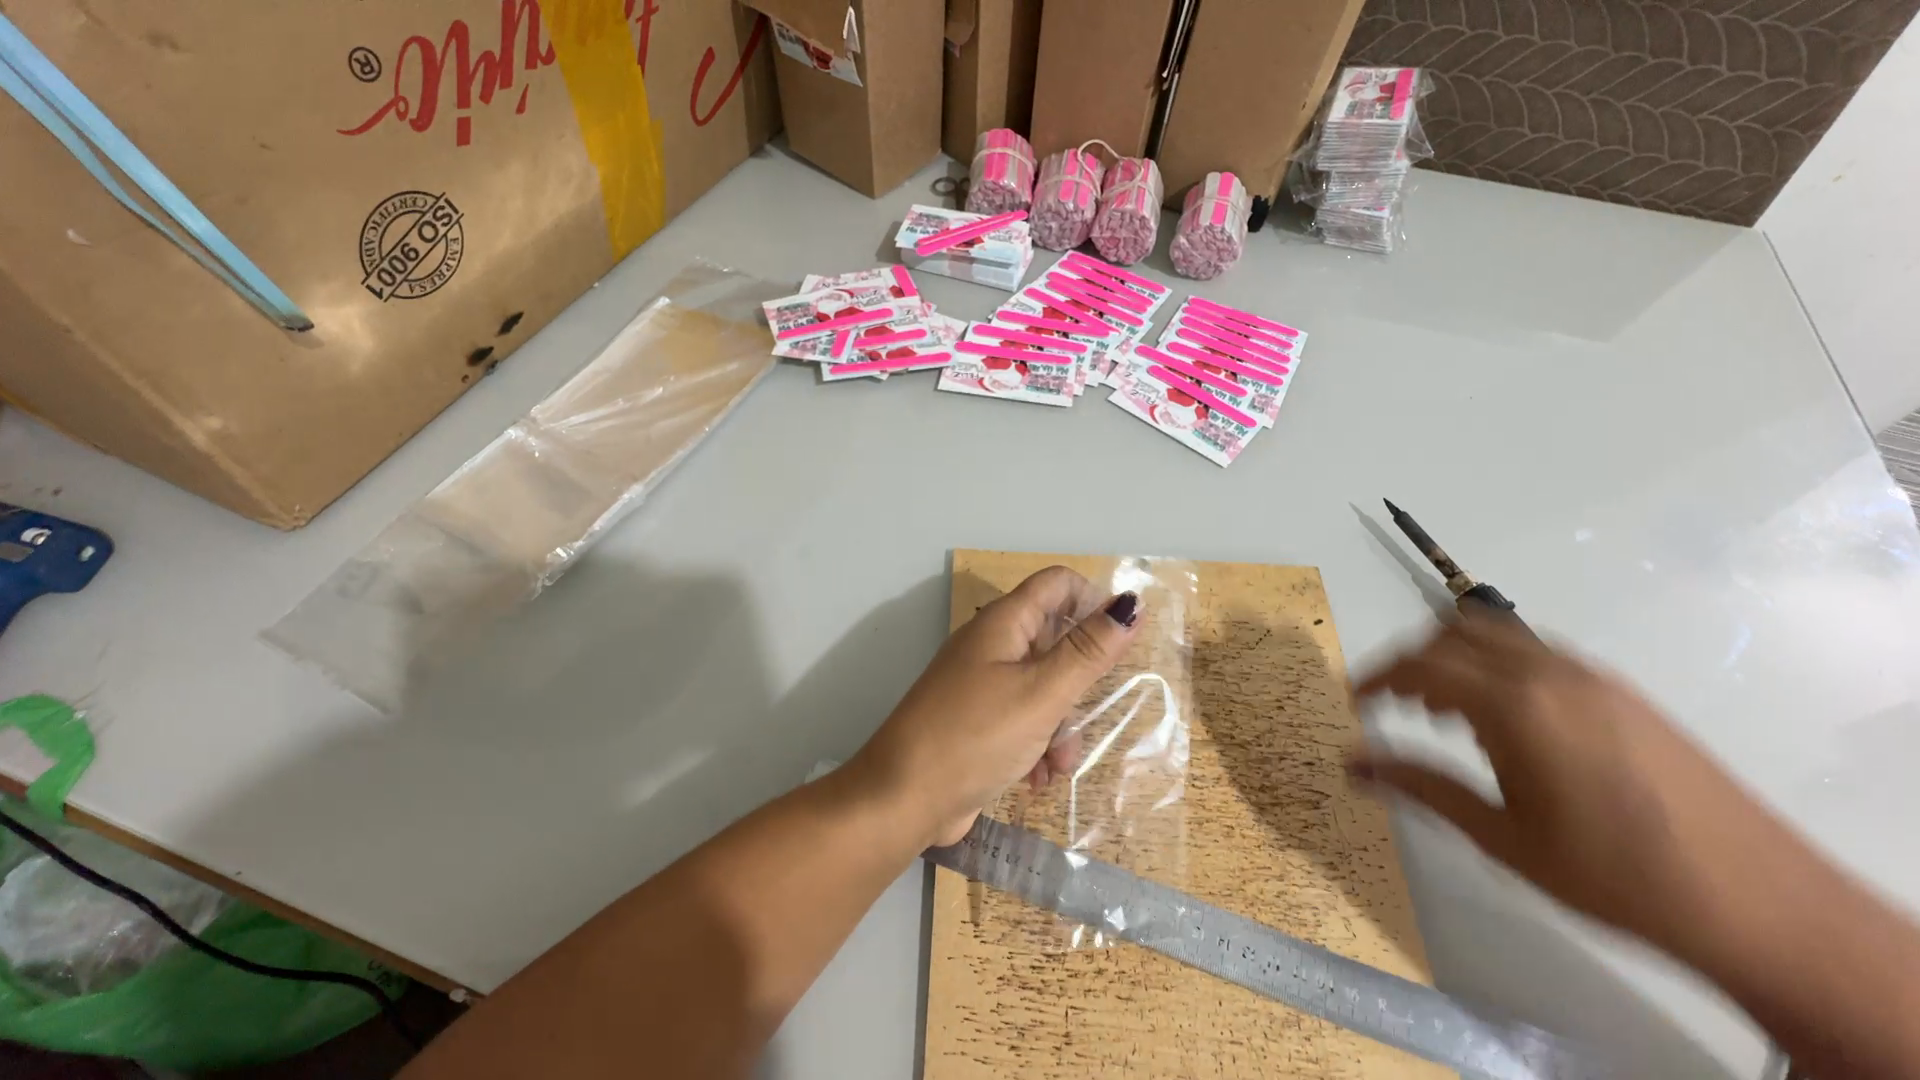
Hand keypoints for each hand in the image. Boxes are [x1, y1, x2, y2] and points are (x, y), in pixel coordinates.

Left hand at [850, 566, 1139, 847]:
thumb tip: (1131, 604)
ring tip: (1059, 764)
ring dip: (1061, 727)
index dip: (1093, 602)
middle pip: (1055, 642)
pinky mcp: (977, 725)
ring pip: (1044, 690)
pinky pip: (1023, 723)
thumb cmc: (975, 737)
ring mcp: (981, 687)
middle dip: (1079, 683)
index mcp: (1003, 624)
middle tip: (1088, 714)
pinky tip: (1037, 779)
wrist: (903, 798)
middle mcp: (991, 647)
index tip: (1118, 645)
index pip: (1057, 585)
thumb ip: (1088, 651)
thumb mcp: (1042, 693)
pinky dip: (1037, 747)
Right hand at [1351, 615, 1790, 949]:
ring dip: (1457, 659)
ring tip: (1444, 714)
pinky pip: (1538, 655)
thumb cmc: (1610, 875)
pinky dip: (1499, 668)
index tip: (1353, 702)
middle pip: (1454, 633)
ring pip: (1499, 636)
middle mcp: (1550, 672)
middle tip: (1392, 706)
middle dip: (1412, 661)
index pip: (1420, 665)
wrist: (1756, 901)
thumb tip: (1352, 764)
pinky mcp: (1624, 693)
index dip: (1376, 679)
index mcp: (1514, 705)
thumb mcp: (1499, 837)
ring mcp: (1593, 677)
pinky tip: (1507, 724)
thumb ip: (1420, 787)